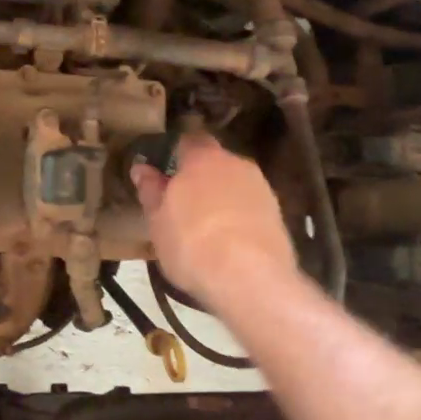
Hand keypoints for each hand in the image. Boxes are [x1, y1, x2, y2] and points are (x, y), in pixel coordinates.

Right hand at [130, 133, 298, 304]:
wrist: (250, 280)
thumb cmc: (192, 243)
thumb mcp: (158, 220)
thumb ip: (151, 190)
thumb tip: (141, 168)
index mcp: (203, 157)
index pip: (189, 139)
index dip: (177, 152)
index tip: (165, 171)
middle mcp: (236, 163)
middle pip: (215, 162)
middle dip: (201, 177)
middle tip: (183, 202)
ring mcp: (262, 188)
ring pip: (235, 185)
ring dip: (222, 198)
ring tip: (206, 226)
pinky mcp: (279, 215)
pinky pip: (250, 207)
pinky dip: (239, 217)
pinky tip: (229, 241)